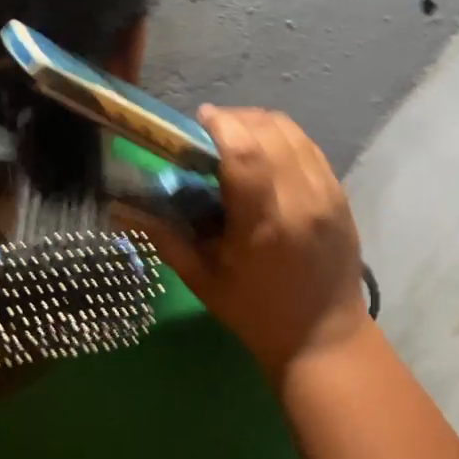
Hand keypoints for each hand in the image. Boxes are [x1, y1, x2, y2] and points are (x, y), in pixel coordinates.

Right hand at [150, 107, 367, 376]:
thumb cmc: (254, 312)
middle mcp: (302, 200)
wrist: (324, 338)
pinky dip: (281, 138)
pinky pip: (308, 146)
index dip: (219, 125)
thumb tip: (118, 207)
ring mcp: (328, 194)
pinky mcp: (341, 194)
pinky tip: (262, 154)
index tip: (196, 120)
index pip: (244, 152)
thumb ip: (164, 236)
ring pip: (292, 131)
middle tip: (209, 134)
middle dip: (234, 120)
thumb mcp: (201, 279)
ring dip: (258, 125)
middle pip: (268, 130)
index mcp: (264, 224)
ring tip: (234, 140)